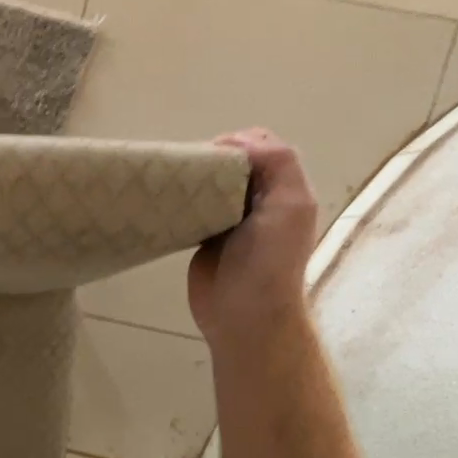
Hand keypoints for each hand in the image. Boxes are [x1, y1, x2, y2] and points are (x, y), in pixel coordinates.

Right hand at [188, 128, 319, 344]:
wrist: (245, 314)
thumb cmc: (270, 260)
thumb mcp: (289, 204)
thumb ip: (276, 164)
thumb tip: (236, 142)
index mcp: (284, 189)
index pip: (261, 147)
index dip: (237, 142)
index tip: (209, 153)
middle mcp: (259, 201)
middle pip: (233, 163)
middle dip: (212, 158)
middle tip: (188, 168)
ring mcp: (230, 221)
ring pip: (211, 185)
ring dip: (194, 179)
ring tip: (174, 182)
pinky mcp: (205, 238)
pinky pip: (193, 210)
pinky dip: (182, 202)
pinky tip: (168, 203)